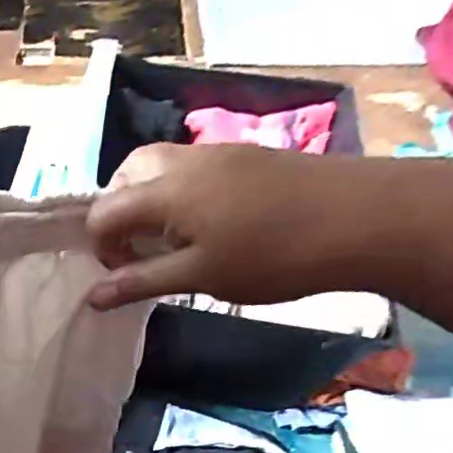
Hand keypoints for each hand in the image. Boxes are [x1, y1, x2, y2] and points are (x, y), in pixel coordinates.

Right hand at [85, 143, 421, 308]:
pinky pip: (189, 169)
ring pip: (159, 167)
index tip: (124, 274)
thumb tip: (92, 298)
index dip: (101, 246)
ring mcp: (217, 154)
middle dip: (118, 212)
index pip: (104, 209)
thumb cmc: (271, 256)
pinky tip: (204, 226)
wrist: (359, 218)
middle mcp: (184, 161)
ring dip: (148, 200)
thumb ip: (141, 282)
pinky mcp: (243, 158)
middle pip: (126, 175)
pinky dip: (177, 194)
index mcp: (166, 189)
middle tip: (138, 251)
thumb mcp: (199, 276)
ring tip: (169, 240)